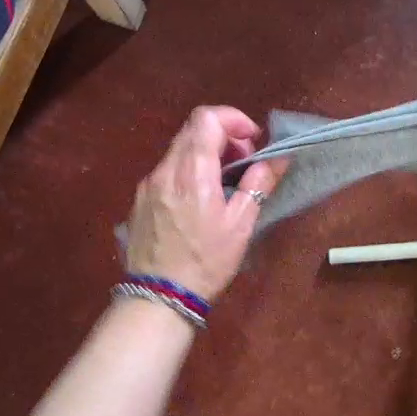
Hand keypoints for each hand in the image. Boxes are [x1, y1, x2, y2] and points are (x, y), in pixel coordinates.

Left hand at [123, 106, 285, 302]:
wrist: (158, 297)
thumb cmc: (206, 261)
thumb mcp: (240, 225)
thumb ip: (258, 184)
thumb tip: (277, 159)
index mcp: (192, 171)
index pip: (207, 118)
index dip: (233, 119)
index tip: (251, 141)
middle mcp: (165, 169)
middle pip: (192, 130)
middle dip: (223, 136)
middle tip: (243, 163)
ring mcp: (148, 184)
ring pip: (179, 150)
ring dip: (205, 154)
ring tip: (224, 184)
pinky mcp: (139, 200)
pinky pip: (167, 171)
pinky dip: (188, 172)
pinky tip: (198, 202)